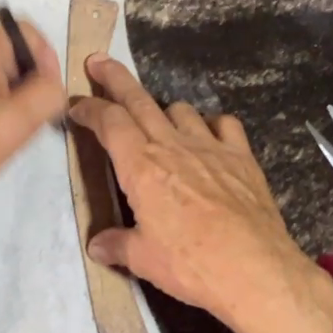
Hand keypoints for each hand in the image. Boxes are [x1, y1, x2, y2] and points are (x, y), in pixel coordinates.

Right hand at [68, 54, 332, 332]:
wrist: (256, 270)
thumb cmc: (191, 264)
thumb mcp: (143, 259)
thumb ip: (117, 245)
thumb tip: (98, 245)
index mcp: (141, 166)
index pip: (108, 122)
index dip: (89, 109)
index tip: (76, 105)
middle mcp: (172, 146)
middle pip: (138, 99)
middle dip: (115, 79)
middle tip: (99, 62)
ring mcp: (211, 147)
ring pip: (180, 109)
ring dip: (161, 108)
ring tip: (155, 118)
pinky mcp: (242, 157)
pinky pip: (224, 124)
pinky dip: (210, 124)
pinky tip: (208, 135)